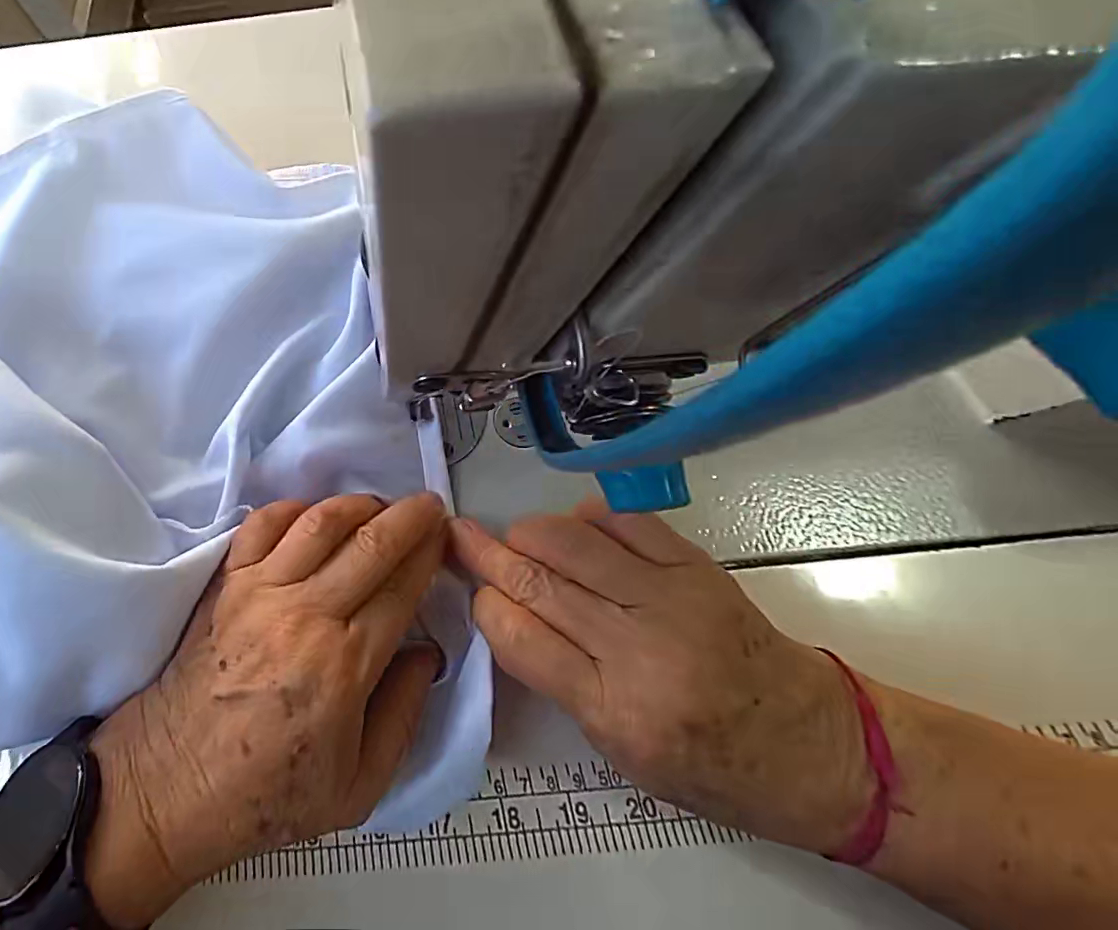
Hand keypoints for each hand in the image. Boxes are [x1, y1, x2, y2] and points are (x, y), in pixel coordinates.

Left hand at [82, 494, 448, 926]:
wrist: (178, 775)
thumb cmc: (269, 790)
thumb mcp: (360, 785)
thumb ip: (403, 715)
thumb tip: (425, 653)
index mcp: (345, 662)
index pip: (400, 587)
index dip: (428, 554)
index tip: (445, 536)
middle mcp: (304, 613)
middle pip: (367, 544)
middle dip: (406, 518)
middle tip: (426, 505)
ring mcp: (258, 591)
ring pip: (316, 524)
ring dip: (353, 504)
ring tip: (376, 505)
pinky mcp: (225, 584)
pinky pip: (259, 528)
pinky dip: (289, 509)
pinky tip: (309, 513)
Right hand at [450, 502, 872, 854]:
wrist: (822, 751)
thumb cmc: (706, 763)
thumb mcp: (614, 746)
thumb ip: (552, 674)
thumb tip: (499, 605)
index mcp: (615, 708)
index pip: (516, 634)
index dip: (484, 605)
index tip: (473, 592)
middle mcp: (641, 649)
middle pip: (534, 580)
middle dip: (484, 553)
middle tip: (456, 534)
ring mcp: (673, 601)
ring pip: (566, 539)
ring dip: (527, 533)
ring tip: (519, 540)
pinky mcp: (699, 569)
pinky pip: (621, 518)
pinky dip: (585, 517)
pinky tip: (578, 532)